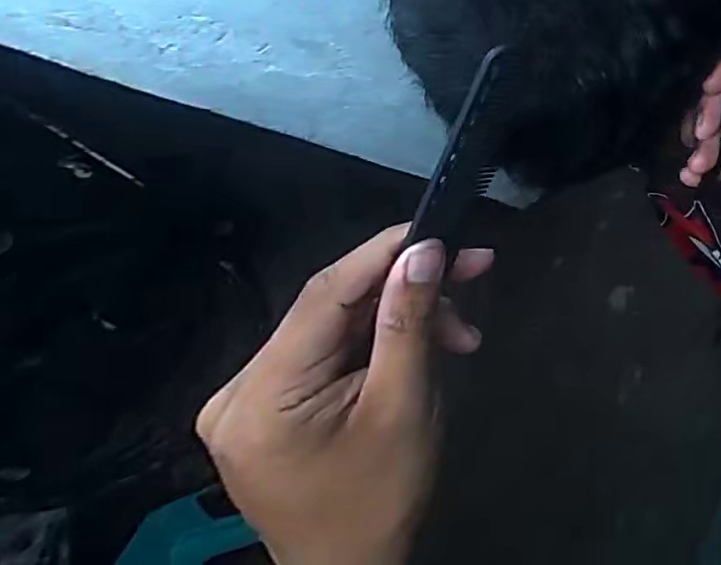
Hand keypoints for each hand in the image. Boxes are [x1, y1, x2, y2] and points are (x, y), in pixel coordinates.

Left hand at [196, 225, 493, 564]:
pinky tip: (432, 347)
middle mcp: (241, 388)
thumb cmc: (381, 490)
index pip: (326, 292)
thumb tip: (426, 249)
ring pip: (345, 322)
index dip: (387, 250)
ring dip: (410, 316)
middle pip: (339, 305)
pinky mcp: (277, 403)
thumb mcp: (405, 399)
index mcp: (261, 394)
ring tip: (463, 334)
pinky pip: (339, 347)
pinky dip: (390, 339)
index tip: (447, 230)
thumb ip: (410, 320)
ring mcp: (255, 397)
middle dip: (413, 287)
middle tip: (479, 267)